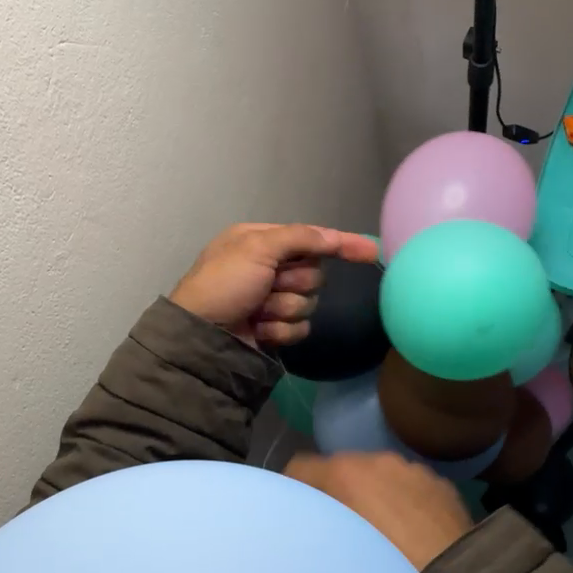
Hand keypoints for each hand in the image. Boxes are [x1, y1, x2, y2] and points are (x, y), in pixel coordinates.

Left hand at [168, 224, 379, 348]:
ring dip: (283, 308)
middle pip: (313, 273)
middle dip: (294, 282)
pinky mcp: (273, 329)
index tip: (372, 251)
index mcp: (261, 241)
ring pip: (308, 303)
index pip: (312, 238)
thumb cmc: (222, 283)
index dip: (342, 243)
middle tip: (268, 286)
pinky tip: (258, 330)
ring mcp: (271, 301)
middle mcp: (268, 268)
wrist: (200, 336)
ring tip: (257, 311)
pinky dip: (279, 330)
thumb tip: (336, 236)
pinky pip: (299, 328)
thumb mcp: (257, 248)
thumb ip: (301, 238)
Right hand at [283, 451, 473, 570]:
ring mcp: (415, 471)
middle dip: (337, 495)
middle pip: (342, 470)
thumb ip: (316, 529)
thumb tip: (309, 525)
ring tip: (379, 536)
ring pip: (380, 478)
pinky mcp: (443, 486)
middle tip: (338, 532)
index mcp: (345, 472)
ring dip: (373, 499)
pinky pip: (411, 490)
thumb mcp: (335, 555)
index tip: (297, 518)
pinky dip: (405, 506)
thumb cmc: (385, 570)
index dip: (294, 492)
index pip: (299, 467)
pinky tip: (412, 539)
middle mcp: (379, 460)